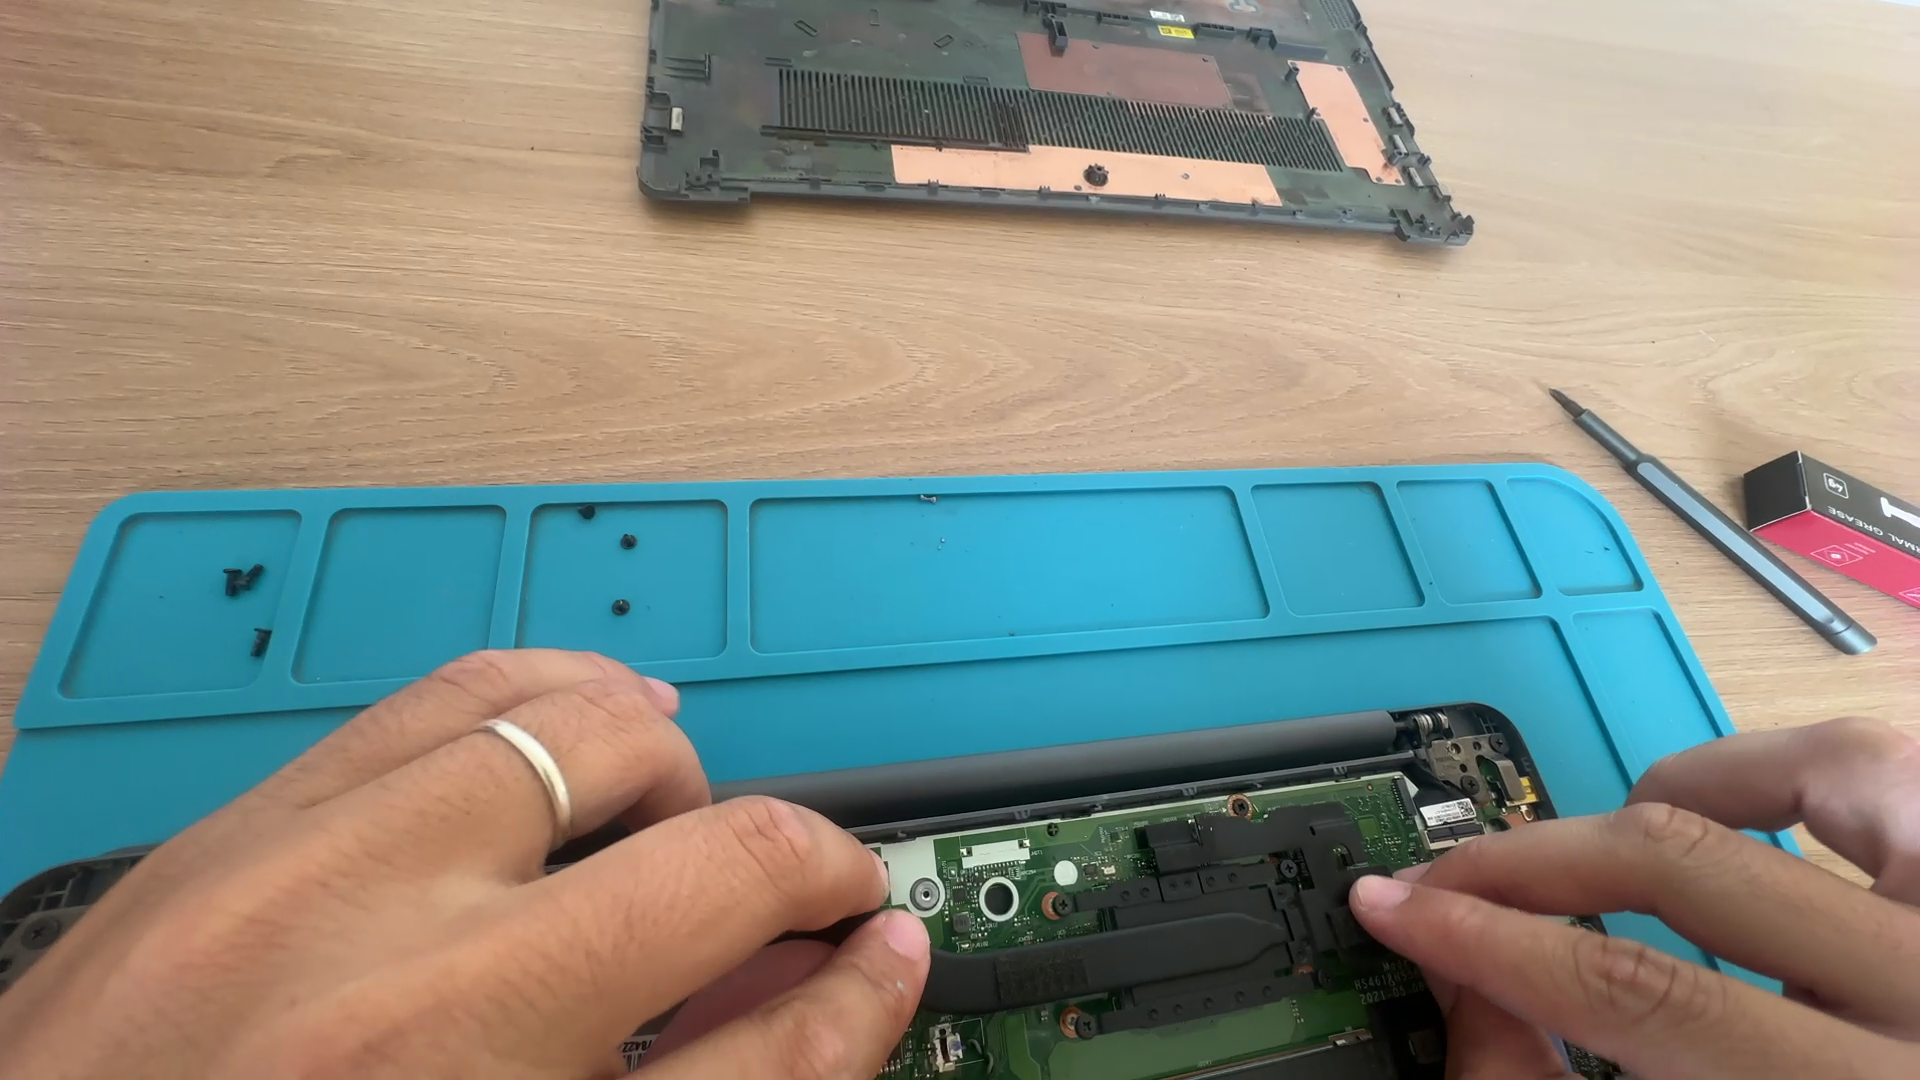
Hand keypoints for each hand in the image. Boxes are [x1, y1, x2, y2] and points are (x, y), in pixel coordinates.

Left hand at [0, 650, 929, 1079]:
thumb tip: (851, 974)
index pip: (773, 1055)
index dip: (858, 993)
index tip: (881, 941)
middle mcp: (397, 1022)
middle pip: (718, 859)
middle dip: (797, 865)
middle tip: (778, 898)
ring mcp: (297, 897)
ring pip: (605, 732)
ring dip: (685, 777)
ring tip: (677, 816)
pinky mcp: (231, 833)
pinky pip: (471, 688)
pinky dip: (572, 690)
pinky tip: (600, 721)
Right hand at [1350, 716, 1919, 1077]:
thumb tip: (1467, 993)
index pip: (1641, 991)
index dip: (1485, 940)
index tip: (1392, 908)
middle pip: (1685, 866)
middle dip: (1522, 865)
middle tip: (1444, 883)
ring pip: (1829, 772)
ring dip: (1669, 793)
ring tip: (1606, 849)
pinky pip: (1885, 772)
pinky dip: (1773, 774)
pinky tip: (1727, 825)